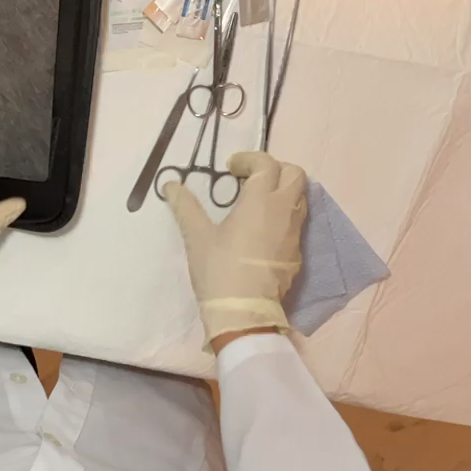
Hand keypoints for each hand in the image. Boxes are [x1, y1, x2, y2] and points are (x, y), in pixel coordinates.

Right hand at [164, 151, 306, 346]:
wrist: (244, 311)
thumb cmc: (219, 270)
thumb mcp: (197, 237)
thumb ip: (185, 207)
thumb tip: (170, 184)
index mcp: (261, 201)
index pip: (266, 164)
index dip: (249, 159)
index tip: (231, 167)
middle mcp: (284, 210)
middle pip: (294, 173)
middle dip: (274, 169)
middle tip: (250, 179)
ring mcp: (295, 232)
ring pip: (300, 197)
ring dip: (282, 191)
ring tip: (257, 203)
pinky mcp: (297, 252)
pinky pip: (297, 222)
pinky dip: (283, 214)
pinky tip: (263, 229)